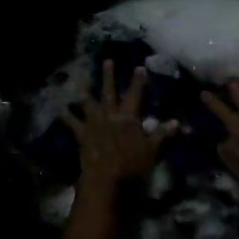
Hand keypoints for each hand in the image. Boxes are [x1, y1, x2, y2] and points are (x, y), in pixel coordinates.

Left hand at [64, 60, 174, 195]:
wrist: (107, 177)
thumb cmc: (132, 165)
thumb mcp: (152, 150)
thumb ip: (161, 134)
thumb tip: (176, 122)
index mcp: (127, 117)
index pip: (135, 94)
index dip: (138, 81)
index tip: (139, 67)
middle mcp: (109, 115)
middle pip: (109, 91)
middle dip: (108, 75)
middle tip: (107, 61)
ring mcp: (93, 123)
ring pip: (87, 102)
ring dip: (84, 92)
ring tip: (81, 81)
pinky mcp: (81, 134)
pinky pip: (72, 123)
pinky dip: (67, 116)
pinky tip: (62, 110)